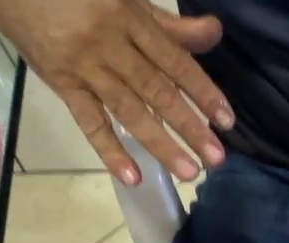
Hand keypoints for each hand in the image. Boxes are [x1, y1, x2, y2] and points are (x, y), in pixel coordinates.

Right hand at [0, 0, 233, 183]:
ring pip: (129, 110)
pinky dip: (109, 151)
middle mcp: (109, 44)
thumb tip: (215, 32)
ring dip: (161, 144)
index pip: (174, 61)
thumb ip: (170, 25)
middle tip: (217, 159)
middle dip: (189, 127)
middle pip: (156, 90)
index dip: (203, 91)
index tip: (227, 121)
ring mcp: (84, 67)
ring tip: (189, 172)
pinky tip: (132, 178)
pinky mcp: (62, 85)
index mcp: (129, 18)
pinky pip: (88, 122)